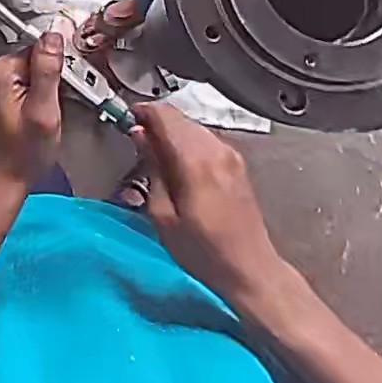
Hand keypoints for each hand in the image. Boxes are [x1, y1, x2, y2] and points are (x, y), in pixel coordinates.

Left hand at [0, 27, 66, 189]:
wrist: (4, 178)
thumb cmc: (21, 153)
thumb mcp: (43, 111)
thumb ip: (48, 71)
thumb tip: (53, 38)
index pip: (40, 49)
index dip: (57, 71)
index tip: (61, 90)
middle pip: (35, 58)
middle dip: (50, 80)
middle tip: (52, 107)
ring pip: (32, 71)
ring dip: (44, 89)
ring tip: (43, 114)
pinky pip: (24, 81)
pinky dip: (35, 95)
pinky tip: (36, 114)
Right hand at [132, 102, 288, 306]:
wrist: (251, 270)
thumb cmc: (203, 251)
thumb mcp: (163, 216)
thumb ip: (151, 169)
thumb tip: (141, 137)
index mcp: (194, 161)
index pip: (165, 116)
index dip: (143, 112)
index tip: (130, 118)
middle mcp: (215, 150)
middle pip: (179, 116)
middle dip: (156, 121)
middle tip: (138, 137)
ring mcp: (229, 155)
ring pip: (192, 125)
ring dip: (172, 131)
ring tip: (157, 152)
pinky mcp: (237, 163)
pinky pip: (205, 138)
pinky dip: (188, 140)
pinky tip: (180, 161)